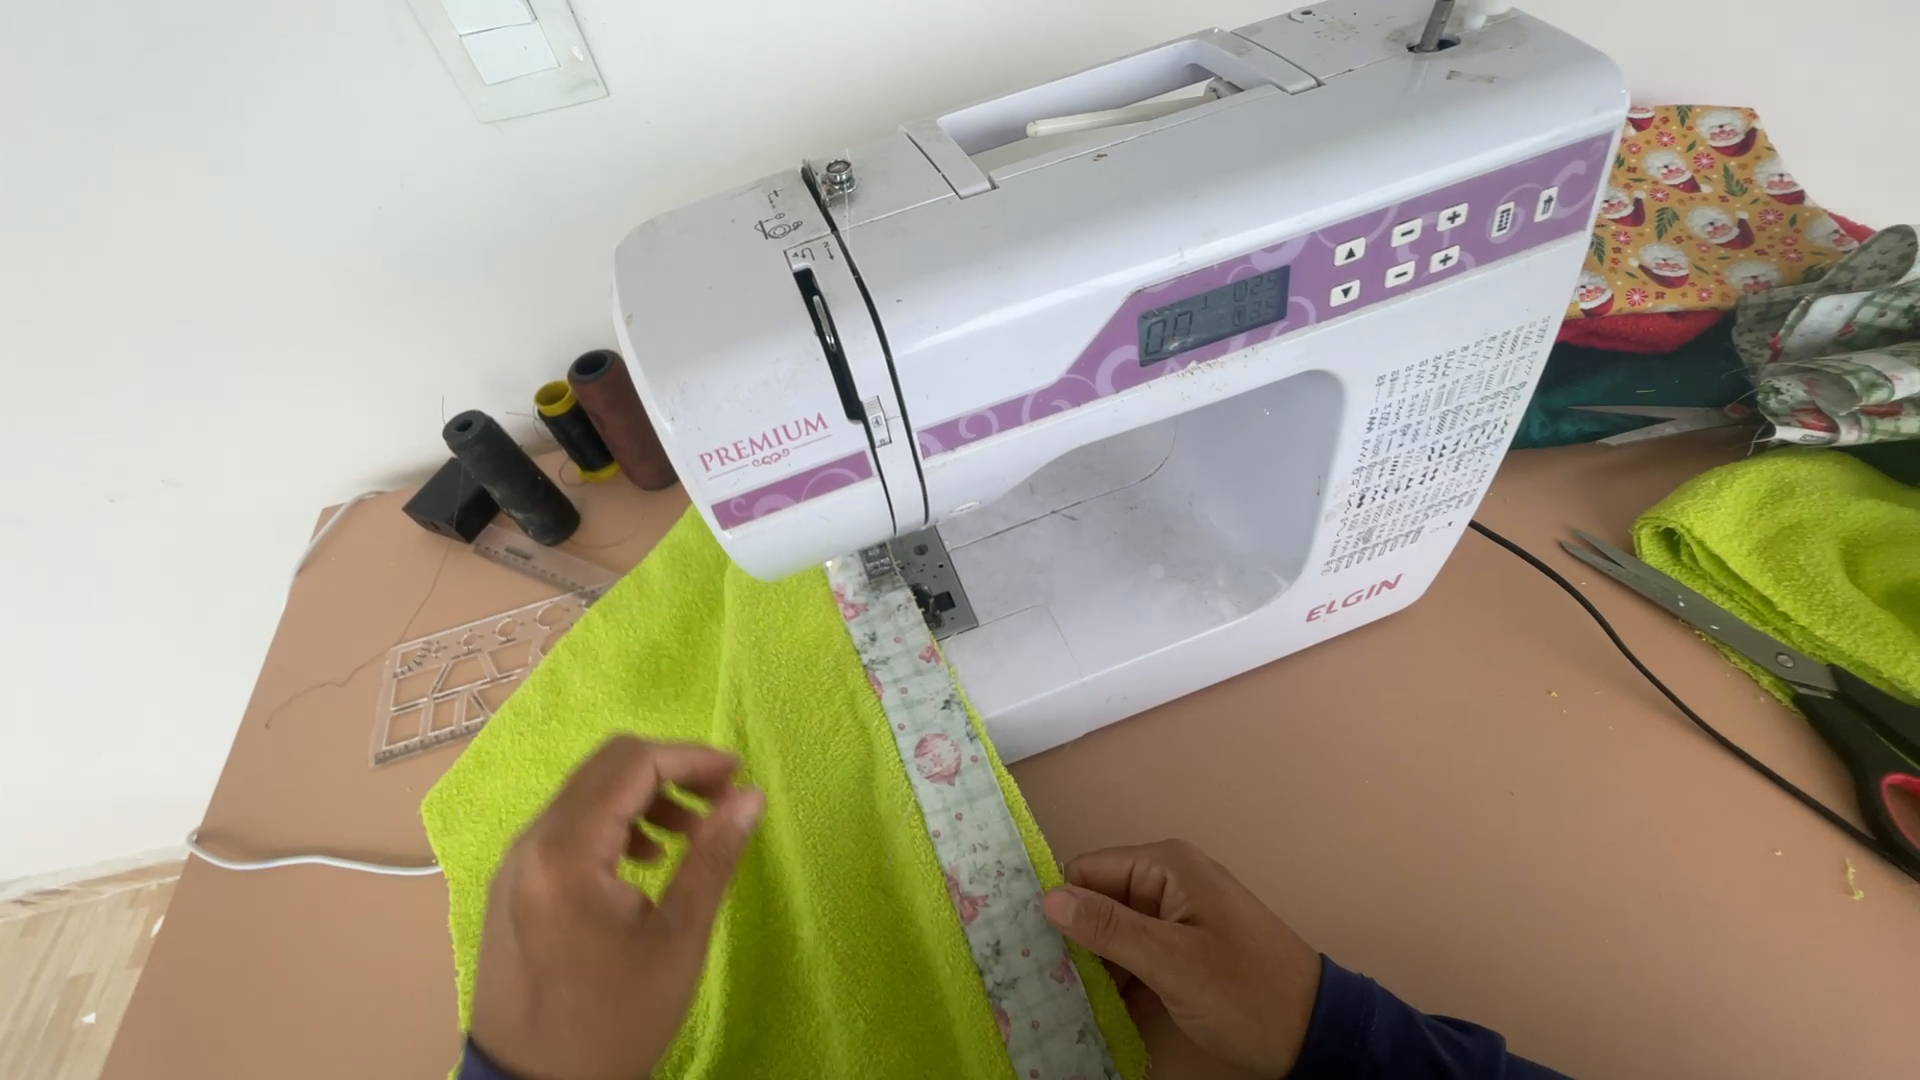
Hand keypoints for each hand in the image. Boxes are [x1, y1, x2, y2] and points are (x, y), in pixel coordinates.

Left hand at [470, 735, 764, 1079]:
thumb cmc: (612, 1021)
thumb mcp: (679, 937)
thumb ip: (715, 855)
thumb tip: (752, 795)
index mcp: (568, 851)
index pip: (636, 765)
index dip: (694, 758)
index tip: (739, 774)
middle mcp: (533, 842)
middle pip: (610, 764)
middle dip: (673, 768)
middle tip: (721, 796)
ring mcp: (519, 862)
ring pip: (591, 790)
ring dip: (648, 794)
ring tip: (693, 831)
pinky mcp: (518, 883)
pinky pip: (574, 823)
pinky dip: (620, 820)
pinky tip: (650, 858)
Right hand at [1042, 840, 1320, 1077]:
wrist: (1318, 1035)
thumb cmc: (1246, 992)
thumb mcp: (1171, 962)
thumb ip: (1109, 927)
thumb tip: (1048, 897)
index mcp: (1165, 865)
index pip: (1089, 870)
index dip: (1061, 904)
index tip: (1033, 944)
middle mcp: (1169, 877)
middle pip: (1101, 898)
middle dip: (1079, 937)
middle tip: (1051, 979)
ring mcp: (1181, 909)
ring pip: (1118, 927)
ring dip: (1100, 961)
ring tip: (1076, 997)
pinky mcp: (1188, 941)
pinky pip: (1140, 947)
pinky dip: (1124, 973)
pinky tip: (1111, 1005)